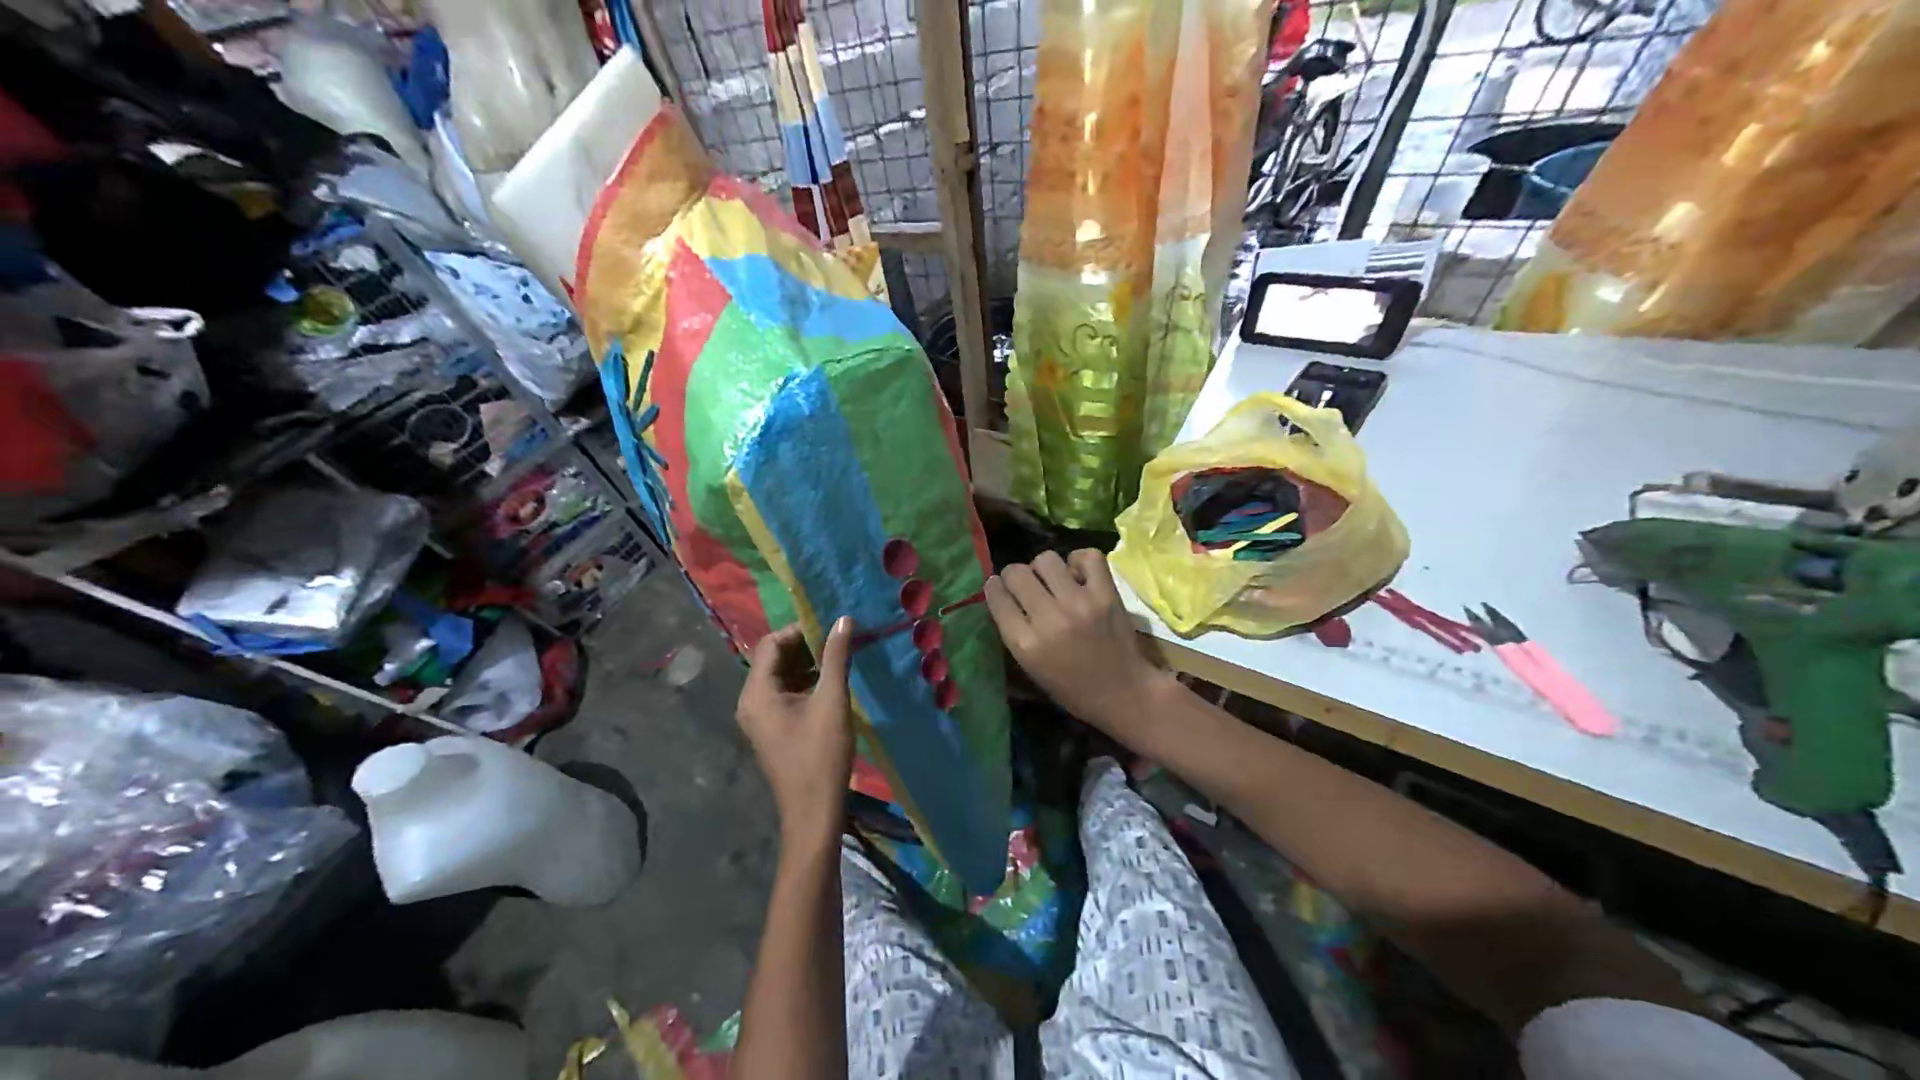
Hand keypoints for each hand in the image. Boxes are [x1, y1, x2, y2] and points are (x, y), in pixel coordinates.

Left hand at [737, 618, 854, 848]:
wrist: (813, 810)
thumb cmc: (821, 754)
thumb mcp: (832, 700)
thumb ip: (836, 657)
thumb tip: (843, 620)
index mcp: (757, 693)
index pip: (770, 644)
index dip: (798, 631)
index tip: (830, 629)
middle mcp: (750, 702)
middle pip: (773, 659)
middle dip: (805, 646)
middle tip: (838, 642)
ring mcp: (759, 718)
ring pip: (780, 677)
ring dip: (807, 665)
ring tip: (838, 659)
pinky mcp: (771, 730)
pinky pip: (783, 694)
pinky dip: (804, 684)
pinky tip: (830, 685)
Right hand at [985, 549, 1169, 736]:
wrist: (1123, 693)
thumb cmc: (1072, 688)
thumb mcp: (1031, 668)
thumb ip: (1014, 632)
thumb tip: (1002, 595)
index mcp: (1026, 644)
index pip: (996, 596)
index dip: (995, 588)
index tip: (999, 588)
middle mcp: (1049, 618)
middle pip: (1016, 573)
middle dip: (1015, 576)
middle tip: (1027, 585)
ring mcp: (1079, 603)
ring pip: (1046, 559)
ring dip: (1045, 568)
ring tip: (1054, 581)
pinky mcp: (1106, 594)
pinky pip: (1087, 556)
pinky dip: (1079, 560)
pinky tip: (1078, 575)